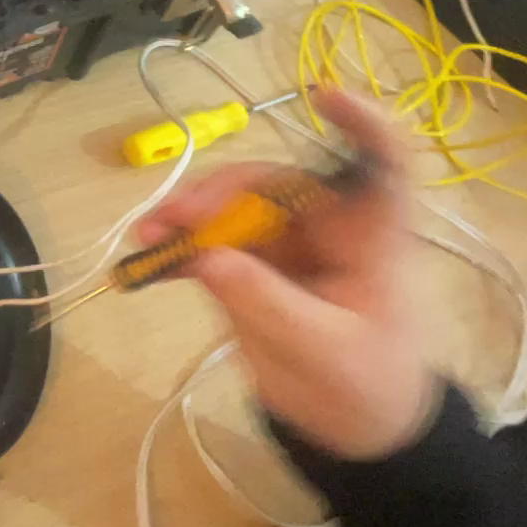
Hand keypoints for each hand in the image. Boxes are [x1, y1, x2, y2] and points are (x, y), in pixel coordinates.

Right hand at [136, 88, 436, 459]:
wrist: (350, 432)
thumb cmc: (365, 391)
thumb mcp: (324, 352)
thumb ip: (267, 304)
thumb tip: (207, 256)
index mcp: (370, 239)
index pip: (381, 166)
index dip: (360, 123)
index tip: (320, 94)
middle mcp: (324, 226)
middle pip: (271, 182)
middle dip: (218, 191)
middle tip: (174, 218)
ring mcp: (282, 242)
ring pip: (227, 206)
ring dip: (184, 216)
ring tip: (145, 237)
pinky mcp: (249, 262)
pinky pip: (207, 241)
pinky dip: (175, 247)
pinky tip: (146, 261)